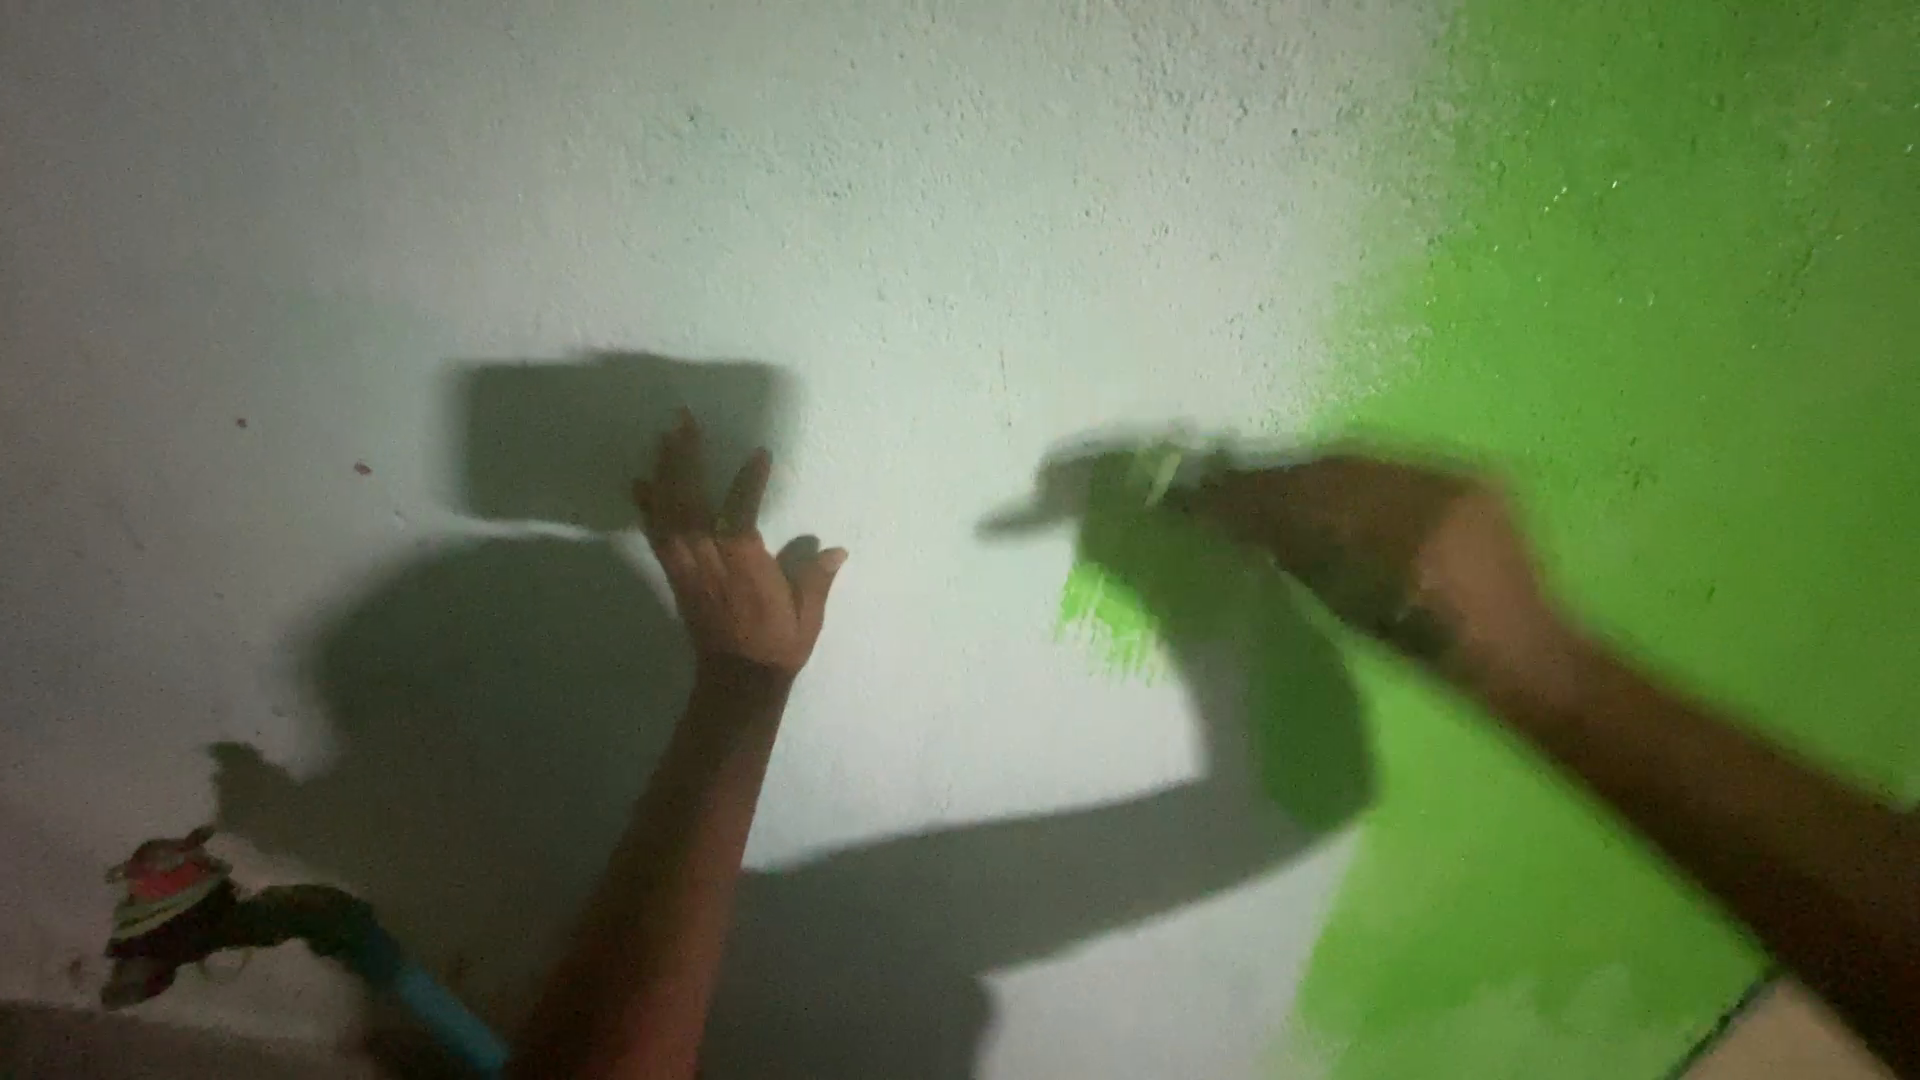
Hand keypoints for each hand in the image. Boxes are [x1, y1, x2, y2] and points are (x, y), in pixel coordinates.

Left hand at [633, 410, 846, 676]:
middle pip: (691, 503)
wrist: (737, 680)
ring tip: (664, 436)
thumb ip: (816, 579)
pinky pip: (657, 535)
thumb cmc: (777, 645)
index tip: (760, 454)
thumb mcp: (807, 615)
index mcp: (746, 568)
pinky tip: (640, 481)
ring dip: (665, 472)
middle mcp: (710, 561)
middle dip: (686, 459)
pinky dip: (648, 506)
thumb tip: (836, 550)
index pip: (741, 514)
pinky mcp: (676, 575)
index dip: (747, 482)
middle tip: (684, 421)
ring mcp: (688, 567)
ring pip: (669, 512)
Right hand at [1173, 452, 1567, 686]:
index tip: (1199, 495)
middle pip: (1328, 469)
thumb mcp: (1352, 610)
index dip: (1248, 495)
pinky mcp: (1470, 473)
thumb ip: (1299, 557)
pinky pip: (1390, 461)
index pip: (1306, 502)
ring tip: (1262, 479)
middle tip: (1222, 481)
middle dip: (1269, 475)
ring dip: (1303, 469)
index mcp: (1405, 544)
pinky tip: (1321, 477)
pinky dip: (1347, 470)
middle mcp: (1435, 497)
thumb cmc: (1428, 650)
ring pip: (1356, 459)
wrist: (1520, 651)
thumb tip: (1241, 522)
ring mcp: (1456, 479)